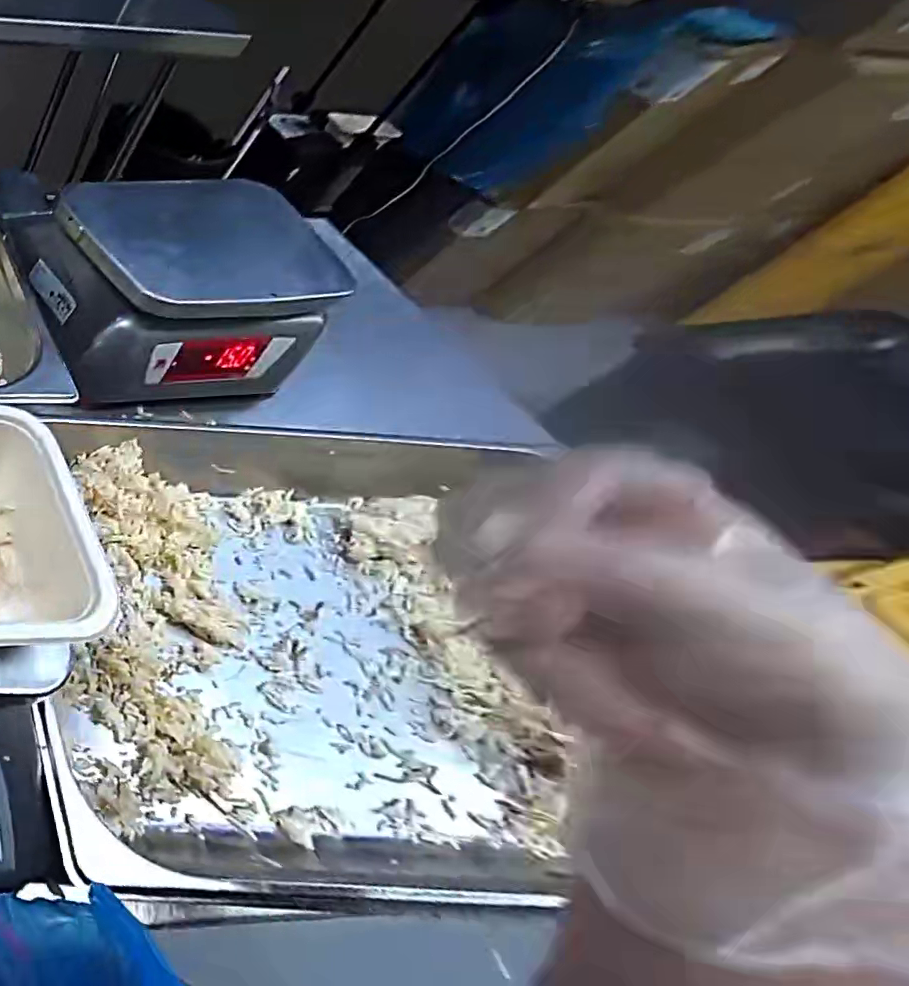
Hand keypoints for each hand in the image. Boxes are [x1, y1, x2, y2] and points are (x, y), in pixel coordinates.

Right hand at [439, 450, 908, 972]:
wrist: (781, 838)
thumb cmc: (818, 743)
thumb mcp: (764, 655)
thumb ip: (640, 585)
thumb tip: (507, 546)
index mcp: (711, 537)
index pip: (610, 472)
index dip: (553, 495)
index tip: (520, 554)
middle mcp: (637, 553)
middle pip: (525, 512)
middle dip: (520, 569)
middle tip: (531, 624)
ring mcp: (582, 596)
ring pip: (492, 566)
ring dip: (526, 626)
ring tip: (581, 686)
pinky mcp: (547, 639)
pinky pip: (498, 619)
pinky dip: (526, 656)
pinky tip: (574, 696)